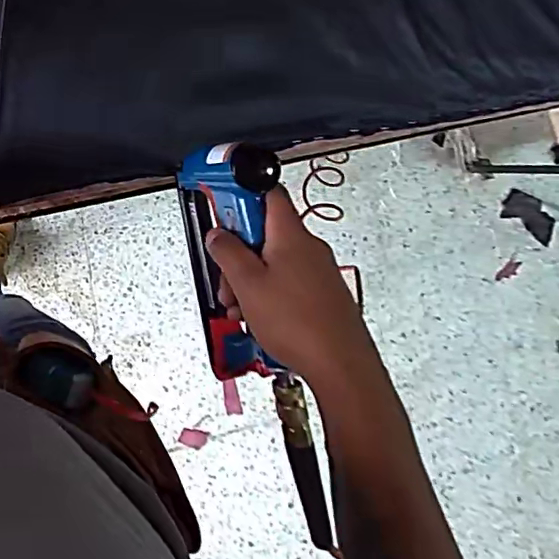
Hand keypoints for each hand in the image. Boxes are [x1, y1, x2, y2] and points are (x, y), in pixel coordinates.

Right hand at [205, 186, 372, 388]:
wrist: (341, 366)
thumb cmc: (299, 324)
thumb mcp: (247, 284)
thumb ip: (227, 252)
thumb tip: (218, 235)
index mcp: (290, 234)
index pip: (267, 192)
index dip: (241, 194)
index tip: (221, 205)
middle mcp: (308, 246)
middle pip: (264, 231)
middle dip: (238, 250)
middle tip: (225, 272)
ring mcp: (317, 271)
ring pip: (272, 260)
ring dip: (249, 277)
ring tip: (240, 305)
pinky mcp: (321, 293)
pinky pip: (286, 280)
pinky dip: (267, 292)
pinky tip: (257, 316)